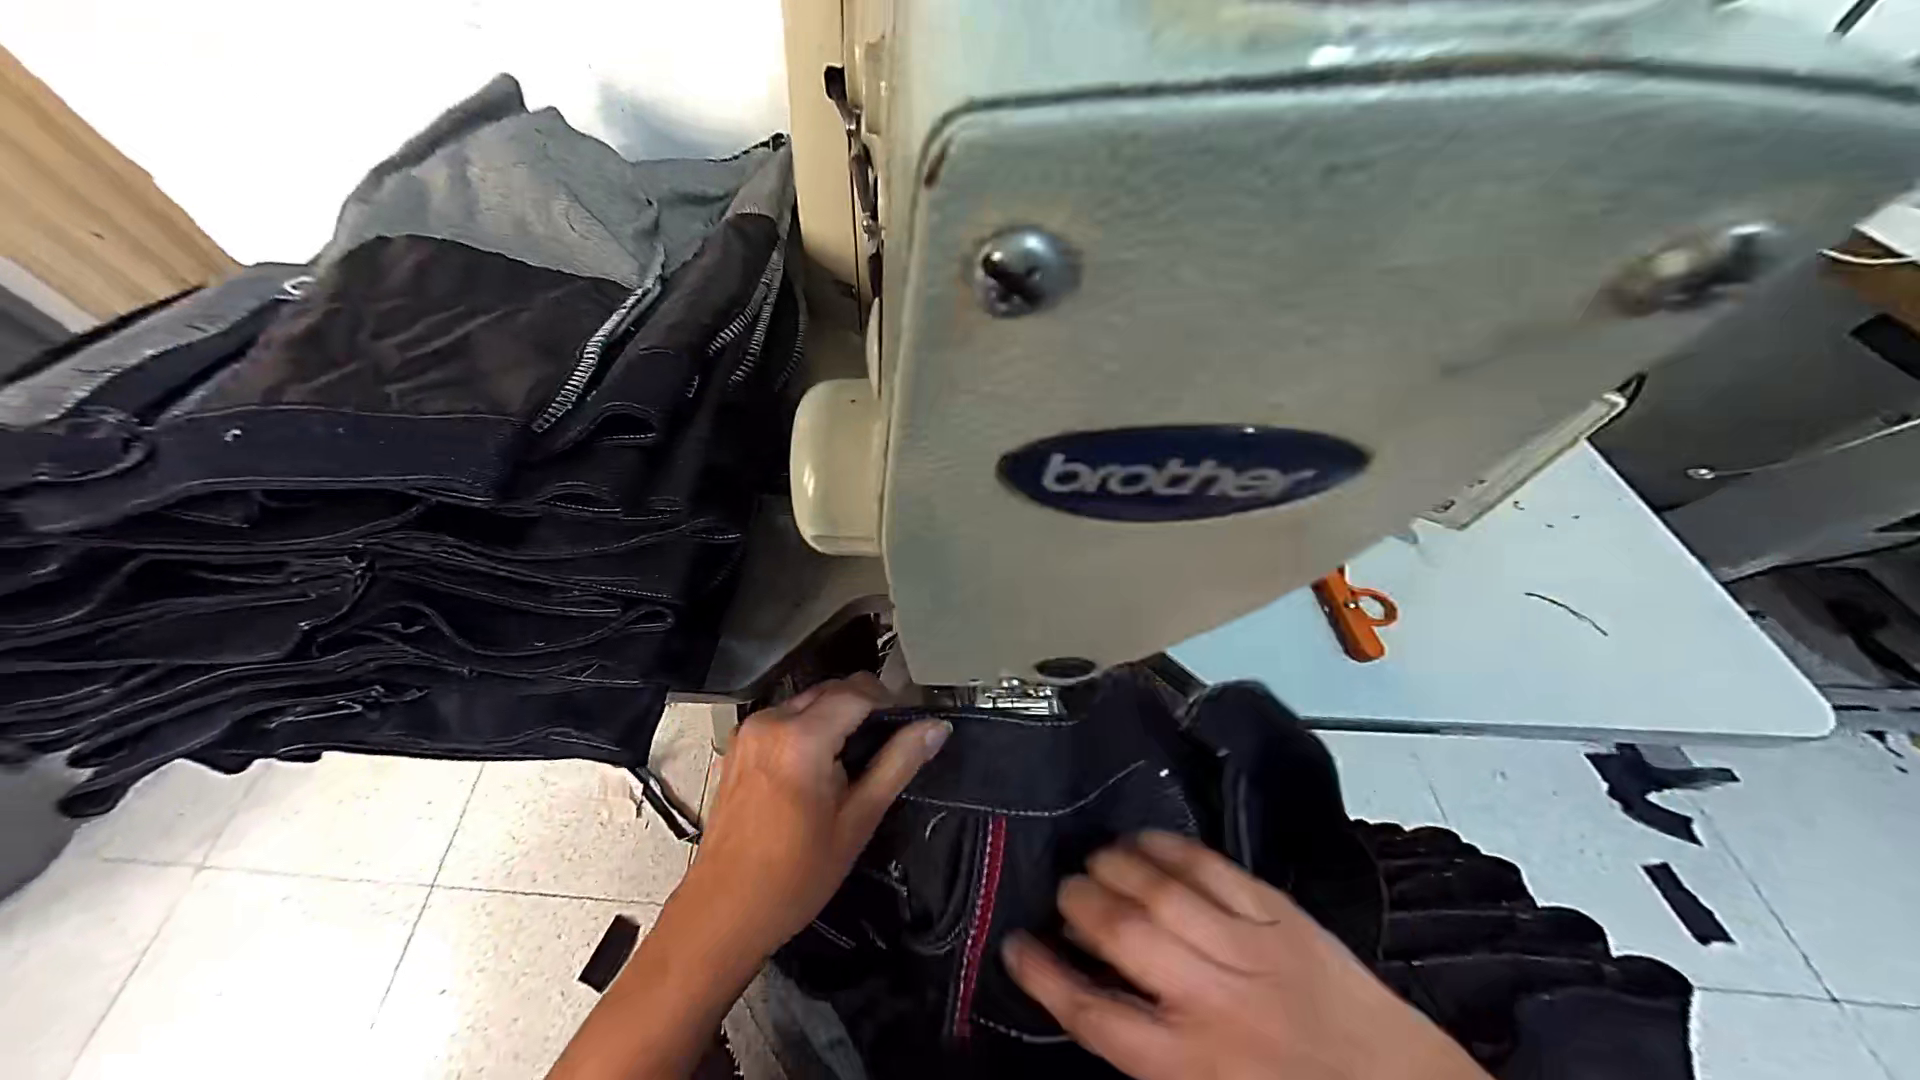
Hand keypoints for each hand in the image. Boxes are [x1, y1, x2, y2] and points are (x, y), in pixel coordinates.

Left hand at [678, 673, 950, 956]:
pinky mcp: (739, 743)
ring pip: (810, 700)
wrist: (724, 912)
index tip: (910, 728)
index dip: (891, 703)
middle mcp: (770, 721)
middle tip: (887, 748)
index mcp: (801, 738)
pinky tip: (820, 768)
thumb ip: (899, 763)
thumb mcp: (858, 820)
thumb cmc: (795, 875)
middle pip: (833, 690)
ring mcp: (749, 730)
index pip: (859, 692)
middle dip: (865, 707)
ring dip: (837, 717)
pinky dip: (810, 727)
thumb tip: (937, 727)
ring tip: (854, 763)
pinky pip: (787, 717)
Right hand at [1004, 831, 1491, 1079]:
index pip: (1094, 1014)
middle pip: (1122, 934)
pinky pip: (1210, 868)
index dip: (1043, 975)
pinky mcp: (1279, 914)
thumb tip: (1092, 991)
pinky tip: (1143, 840)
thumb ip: (1149, 1051)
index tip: (1014, 944)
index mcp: (1190, 1067)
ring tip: (1095, 860)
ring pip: (1162, 891)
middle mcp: (1212, 1002)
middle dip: (1079, 903)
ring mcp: (1249, 949)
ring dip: (1115, 866)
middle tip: (1063, 892)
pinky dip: (1168, 848)